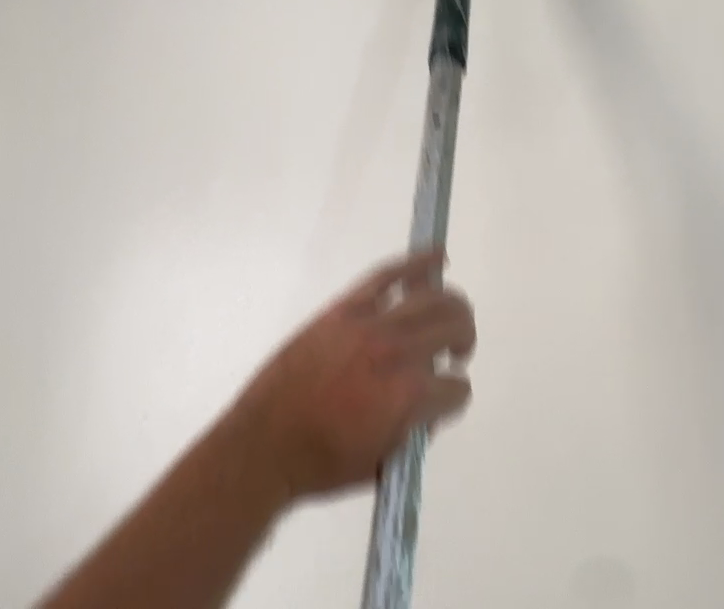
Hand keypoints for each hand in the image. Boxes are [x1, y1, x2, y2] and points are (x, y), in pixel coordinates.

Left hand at [231, 252, 475, 500]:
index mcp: (409, 396)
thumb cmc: (321, 464)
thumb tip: (430, 402)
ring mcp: (371, 325)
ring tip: (448, 320)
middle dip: (463, 342)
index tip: (439, 404)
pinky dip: (419, 262)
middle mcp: (398, 353)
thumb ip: (416, 428)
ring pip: (433, 298)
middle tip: (455, 353)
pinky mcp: (346, 309)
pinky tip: (438, 259)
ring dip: (453, 307)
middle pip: (456, 326)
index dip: (452, 398)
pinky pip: (389, 274)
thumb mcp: (384, 462)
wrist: (260, 448)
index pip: (457, 387)